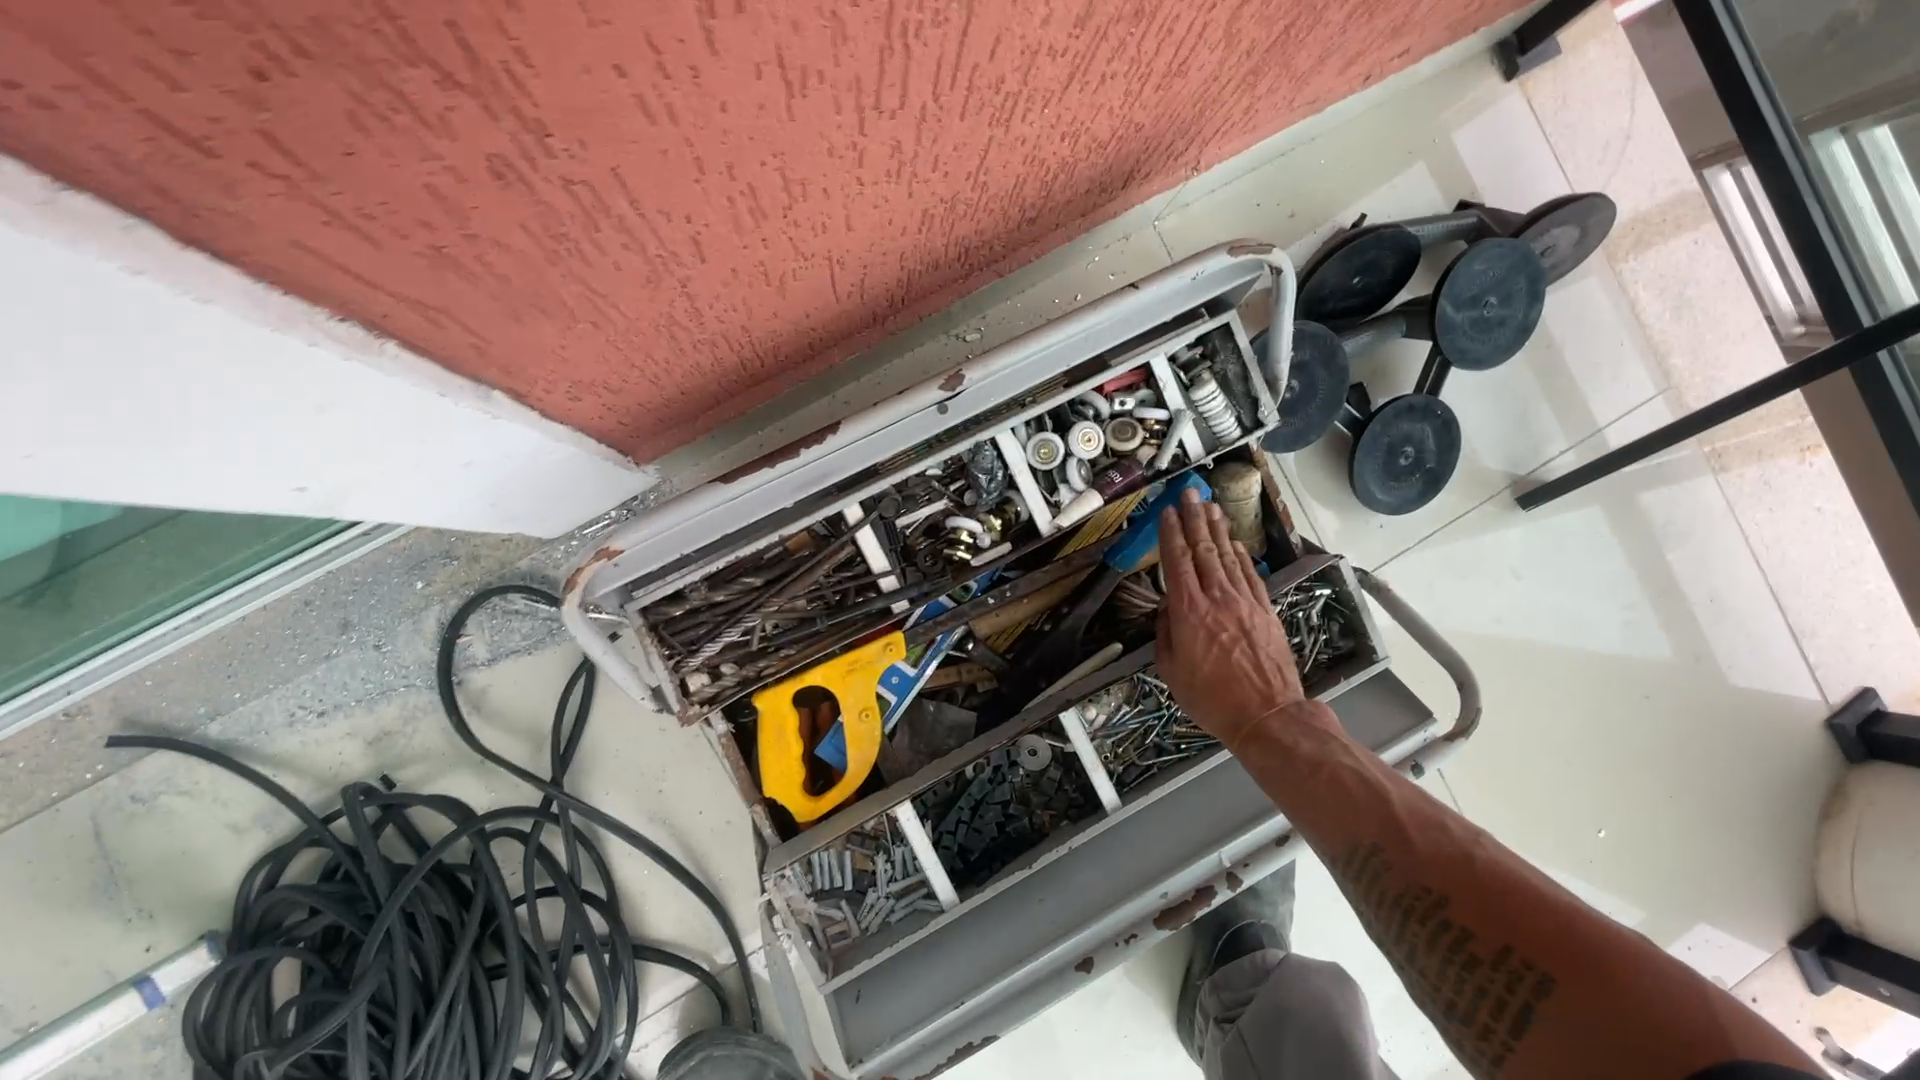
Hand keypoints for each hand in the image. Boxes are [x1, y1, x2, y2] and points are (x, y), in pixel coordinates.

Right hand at [1155, 488, 1308, 747]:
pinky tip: (1236, 542)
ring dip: (1218, 529)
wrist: (1267, 714)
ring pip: (1228, 556)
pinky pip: (1250, 575)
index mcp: (1188, 612)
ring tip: (1211, 507)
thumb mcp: (1171, 672)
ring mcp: (1244, 602)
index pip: (1178, 562)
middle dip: (1194, 519)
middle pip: (1204, 549)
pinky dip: (1241, 555)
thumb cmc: (1211, 699)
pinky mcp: (1264, 610)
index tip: (1166, 512)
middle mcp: (1217, 598)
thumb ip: (1165, 635)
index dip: (1171, 534)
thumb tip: (1168, 611)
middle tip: (1189, 493)